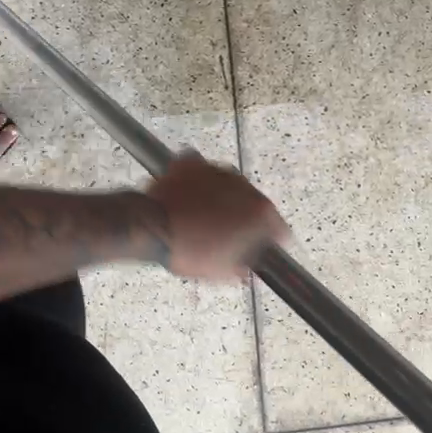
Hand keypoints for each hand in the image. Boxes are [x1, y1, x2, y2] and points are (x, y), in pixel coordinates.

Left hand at [145, 152, 289, 279]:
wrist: (152, 227)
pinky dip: (196, 179)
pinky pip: (199, 169)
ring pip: (227, 184)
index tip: (260, 247)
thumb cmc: (190, 251)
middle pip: (252, 202)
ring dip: (220, 196)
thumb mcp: (223, 271)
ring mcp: (215, 169)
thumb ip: (243, 266)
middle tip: (226, 232)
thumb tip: (243, 266)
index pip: (278, 228)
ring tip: (203, 213)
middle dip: (243, 216)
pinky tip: (189, 193)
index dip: (269, 241)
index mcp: (260, 212)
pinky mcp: (190, 162)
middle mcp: (243, 185)